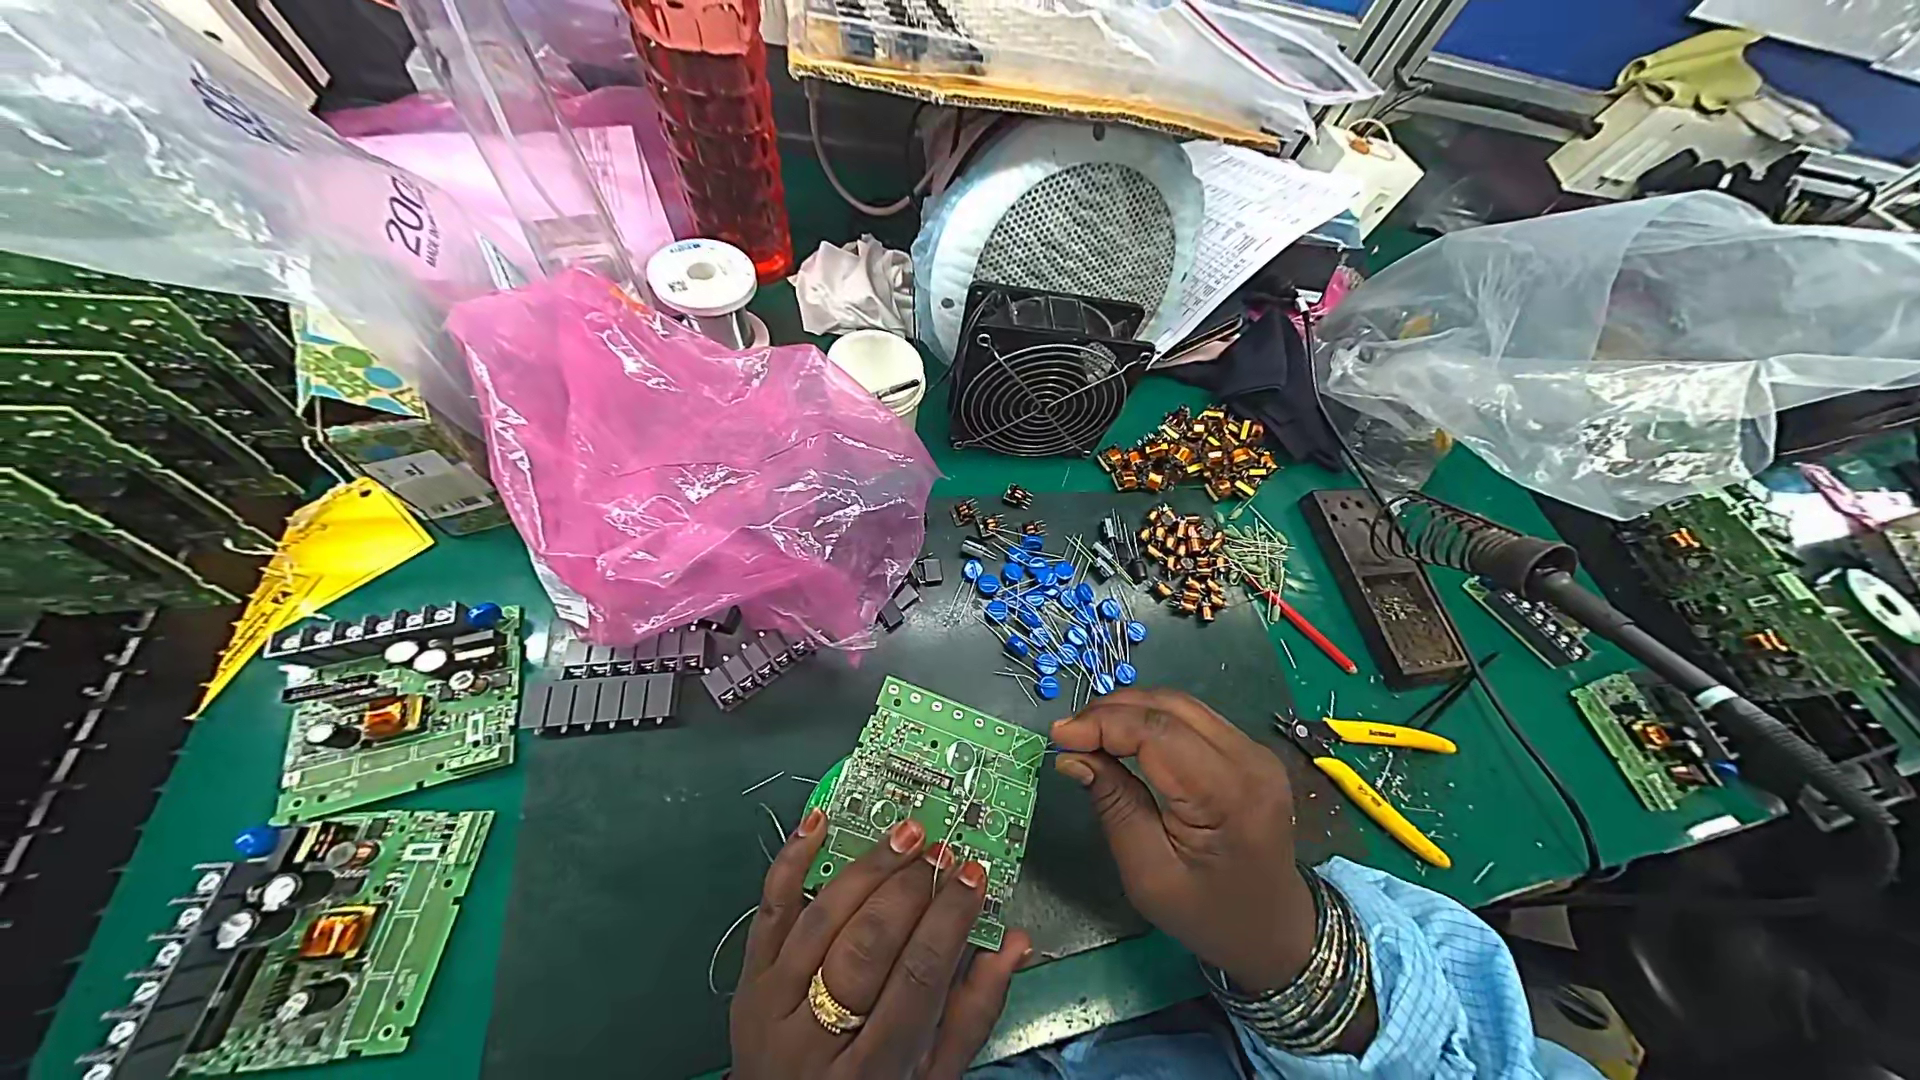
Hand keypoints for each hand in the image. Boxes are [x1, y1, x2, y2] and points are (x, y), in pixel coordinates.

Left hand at [731, 808, 1031, 1079]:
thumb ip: (973, 1013)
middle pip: (867, 944)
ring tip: (905, 834)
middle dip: (909, 889)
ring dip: (868, 868)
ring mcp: (774, 1001)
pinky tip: (818, 822)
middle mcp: (815, 1038)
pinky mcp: (749, 976)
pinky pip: (769, 910)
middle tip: (939, 851)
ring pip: (824, 918)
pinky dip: (792, 860)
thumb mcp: (931, 1079)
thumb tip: (1013, 943)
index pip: (917, 978)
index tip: (972, 875)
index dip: (948, 919)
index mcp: (872, 1070)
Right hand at [1051, 688, 1315, 992]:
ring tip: (1088, 732)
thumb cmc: (1209, 913)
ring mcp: (1253, 750)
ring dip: (1128, 710)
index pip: (1158, 733)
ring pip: (1178, 703)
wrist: (1275, 932)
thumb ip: (1113, 804)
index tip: (1059, 735)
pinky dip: (1149, 716)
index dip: (1103, 724)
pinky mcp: (1247, 749)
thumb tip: (1072, 756)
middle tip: (1069, 734)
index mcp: (1230, 797)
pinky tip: (1122, 733)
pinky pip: (1189, 716)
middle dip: (1110, 712)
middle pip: (1168, 708)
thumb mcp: (1149, 872)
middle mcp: (1249, 761)